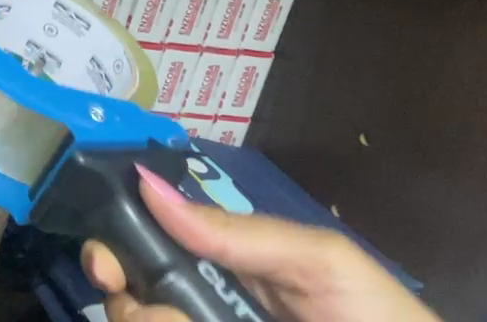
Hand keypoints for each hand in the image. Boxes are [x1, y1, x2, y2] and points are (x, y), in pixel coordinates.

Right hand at [83, 166, 439, 321]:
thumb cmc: (380, 318)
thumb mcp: (317, 262)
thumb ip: (233, 230)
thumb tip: (143, 178)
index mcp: (218, 271)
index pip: (142, 250)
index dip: (111, 250)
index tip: (106, 266)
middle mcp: (201, 307)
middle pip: (129, 299)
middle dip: (120, 296)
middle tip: (128, 298)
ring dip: (147, 321)